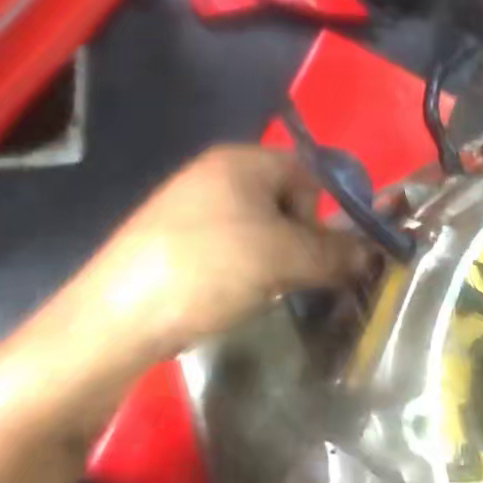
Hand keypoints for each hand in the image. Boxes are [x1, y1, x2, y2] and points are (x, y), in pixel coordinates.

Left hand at [40, 145, 371, 372]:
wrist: (109, 323)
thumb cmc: (209, 270)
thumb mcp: (284, 260)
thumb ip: (334, 253)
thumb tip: (373, 254)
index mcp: (242, 159)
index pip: (309, 173)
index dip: (322, 213)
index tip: (319, 256)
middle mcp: (214, 172)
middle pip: (283, 200)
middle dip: (295, 240)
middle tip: (286, 277)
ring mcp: (186, 206)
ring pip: (255, 227)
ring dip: (268, 259)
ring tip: (252, 292)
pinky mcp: (166, 240)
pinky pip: (223, 246)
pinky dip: (235, 270)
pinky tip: (221, 298)